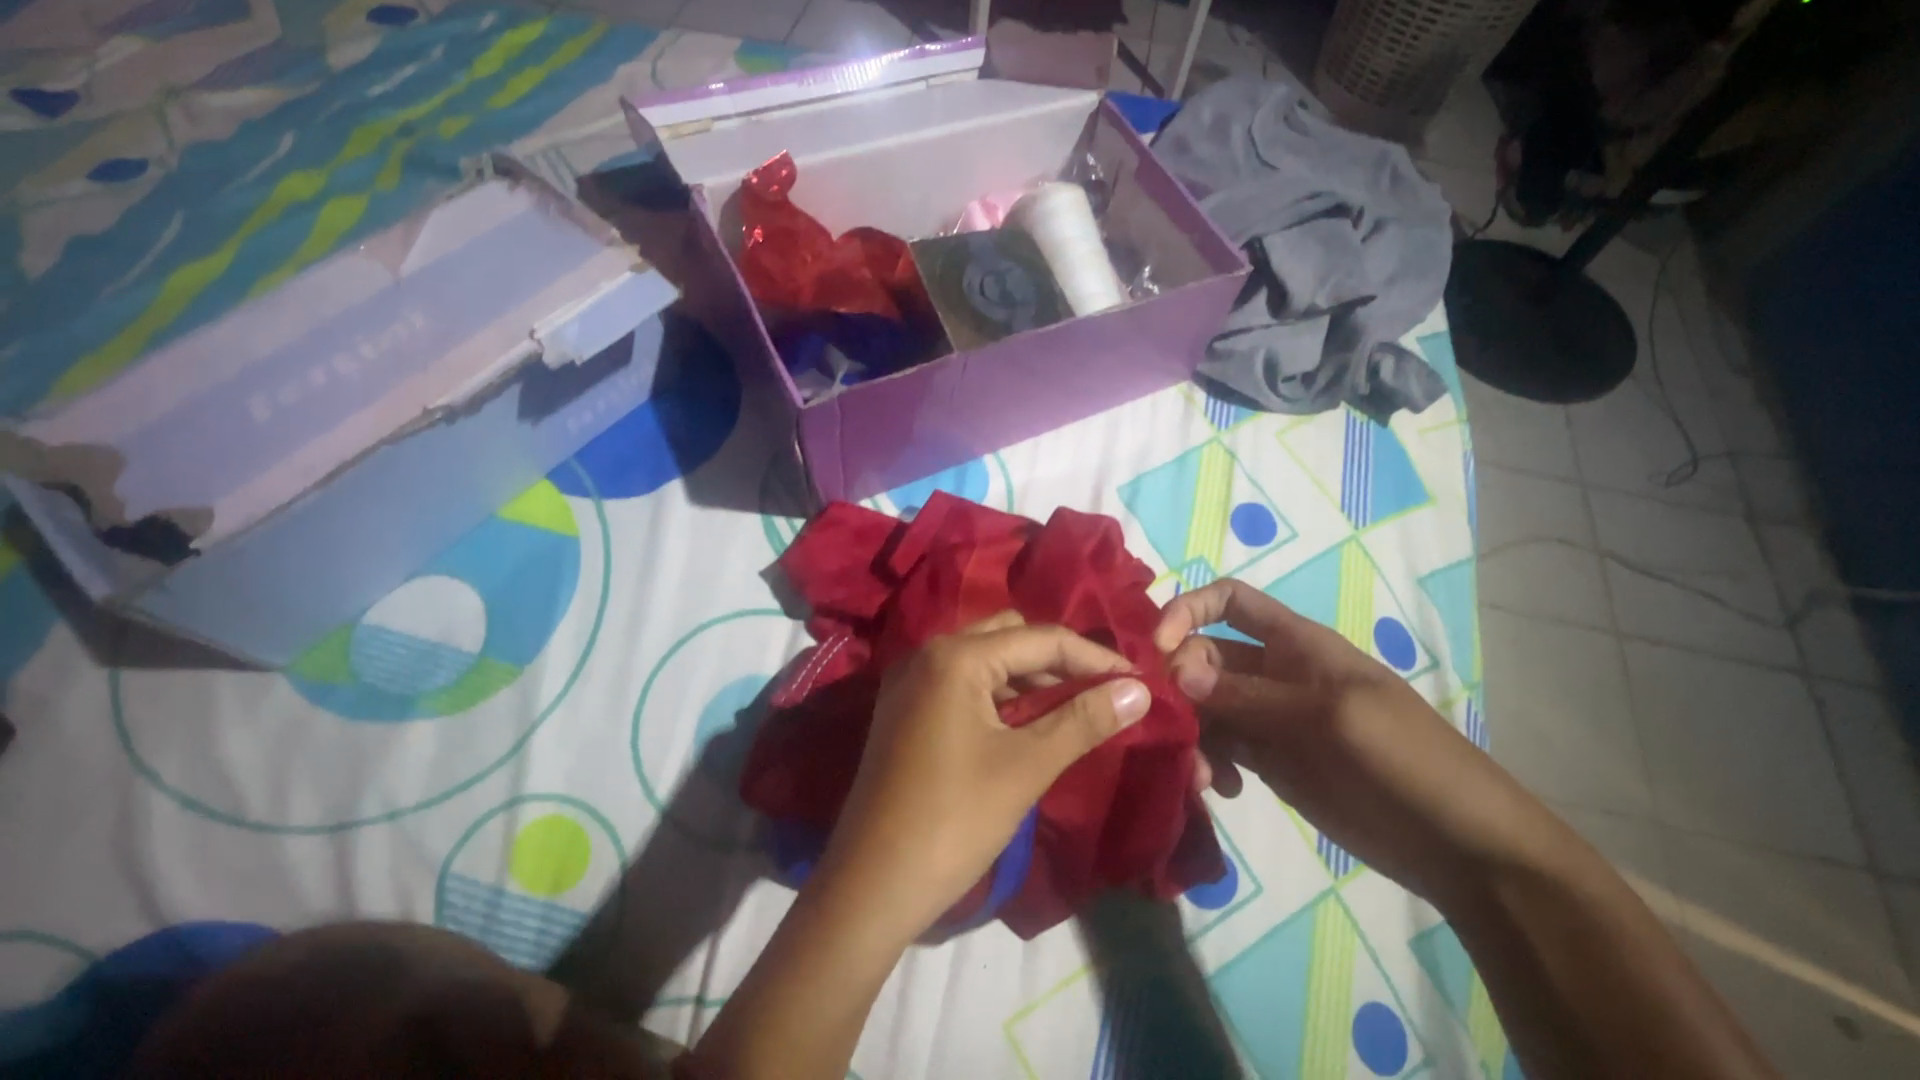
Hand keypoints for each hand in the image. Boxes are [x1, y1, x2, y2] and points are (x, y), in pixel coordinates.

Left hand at [814, 612, 1151, 939]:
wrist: (872, 884)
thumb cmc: (955, 820)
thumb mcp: (1027, 767)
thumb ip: (1084, 720)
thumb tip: (1139, 691)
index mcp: (955, 657)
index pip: (1040, 638)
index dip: (1094, 657)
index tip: (1139, 681)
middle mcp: (927, 655)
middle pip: (1008, 637)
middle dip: (1059, 660)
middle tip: (1105, 691)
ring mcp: (910, 683)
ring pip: (985, 660)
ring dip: (1030, 678)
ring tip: (1077, 709)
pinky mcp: (905, 712)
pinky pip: (962, 685)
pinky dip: (1000, 695)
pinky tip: (1028, 724)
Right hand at [1155, 579, 1561, 903]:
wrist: (1457, 841)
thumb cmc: (1404, 758)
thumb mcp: (1328, 717)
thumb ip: (1251, 696)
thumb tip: (1176, 674)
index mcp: (1296, 644)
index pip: (1230, 601)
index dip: (1188, 611)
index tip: (1156, 649)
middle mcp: (1275, 675)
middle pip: (1204, 657)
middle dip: (1179, 685)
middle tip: (1167, 727)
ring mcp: (1270, 721)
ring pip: (1206, 708)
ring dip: (1189, 733)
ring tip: (1200, 776)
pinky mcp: (1270, 764)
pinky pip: (1220, 750)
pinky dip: (1207, 763)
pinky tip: (1221, 790)